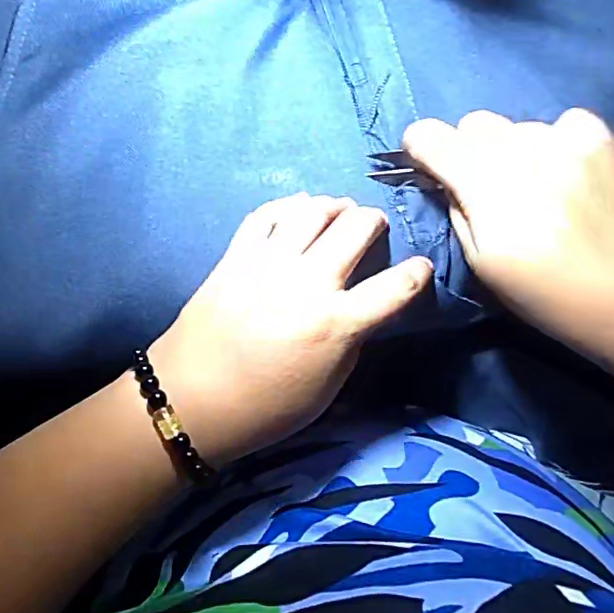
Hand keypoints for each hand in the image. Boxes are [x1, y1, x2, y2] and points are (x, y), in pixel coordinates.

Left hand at [147, 195, 433, 465]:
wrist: (193, 401)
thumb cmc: (268, 407)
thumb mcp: (328, 386)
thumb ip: (352, 339)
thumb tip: (362, 306)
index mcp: (336, 324)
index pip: (396, 286)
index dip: (418, 272)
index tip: (420, 268)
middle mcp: (307, 284)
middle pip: (356, 228)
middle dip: (374, 221)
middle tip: (373, 227)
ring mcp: (268, 264)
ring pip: (313, 209)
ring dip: (335, 205)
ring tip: (339, 212)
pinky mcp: (236, 256)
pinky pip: (265, 214)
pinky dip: (288, 205)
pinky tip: (298, 209)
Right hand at [402, 109, 613, 366]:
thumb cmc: (553, 297)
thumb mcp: (485, 267)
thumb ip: (458, 213)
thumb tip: (448, 182)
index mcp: (485, 188)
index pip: (431, 136)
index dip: (421, 146)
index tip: (429, 164)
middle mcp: (522, 151)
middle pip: (475, 124)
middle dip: (471, 150)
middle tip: (491, 189)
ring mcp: (566, 139)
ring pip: (519, 126)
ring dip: (517, 150)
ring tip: (542, 189)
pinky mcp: (603, 137)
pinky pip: (562, 124)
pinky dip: (558, 144)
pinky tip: (572, 175)